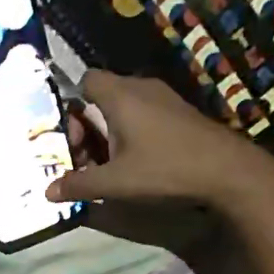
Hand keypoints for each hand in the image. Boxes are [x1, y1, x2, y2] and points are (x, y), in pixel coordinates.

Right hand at [46, 71, 273, 207]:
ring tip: (109, 166)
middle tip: (87, 161)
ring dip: (110, 134)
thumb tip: (48, 192)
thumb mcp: (116, 183)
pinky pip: (143, 115)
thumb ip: (80, 185)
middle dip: (89, 127)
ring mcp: (164, 98)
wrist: (225, 170)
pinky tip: (137, 163)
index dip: (72, 108)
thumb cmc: (165, 169)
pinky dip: (132, 134)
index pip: (85, 80)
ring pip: (123, 108)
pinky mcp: (179, 113)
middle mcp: (140, 87)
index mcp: (120, 95)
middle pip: (102, 97)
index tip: (74, 141)